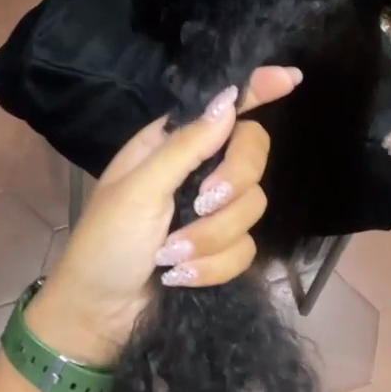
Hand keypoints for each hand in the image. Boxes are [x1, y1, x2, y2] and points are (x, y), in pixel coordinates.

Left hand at [26, 67, 299, 364]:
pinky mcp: (220, 250)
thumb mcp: (139, 190)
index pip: (222, 109)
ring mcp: (211, 211)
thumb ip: (186, 147)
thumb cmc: (105, 242)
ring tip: (168, 256)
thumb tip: (228, 100)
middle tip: (201, 204)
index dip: (257, 90)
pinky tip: (180, 277)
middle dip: (232, 183)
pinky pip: (245, 249)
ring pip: (251, 207)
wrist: (99, 313)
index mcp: (171, 144)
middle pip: (251, 155)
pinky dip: (212, 266)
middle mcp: (197, 170)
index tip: (291, 78)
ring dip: (209, 238)